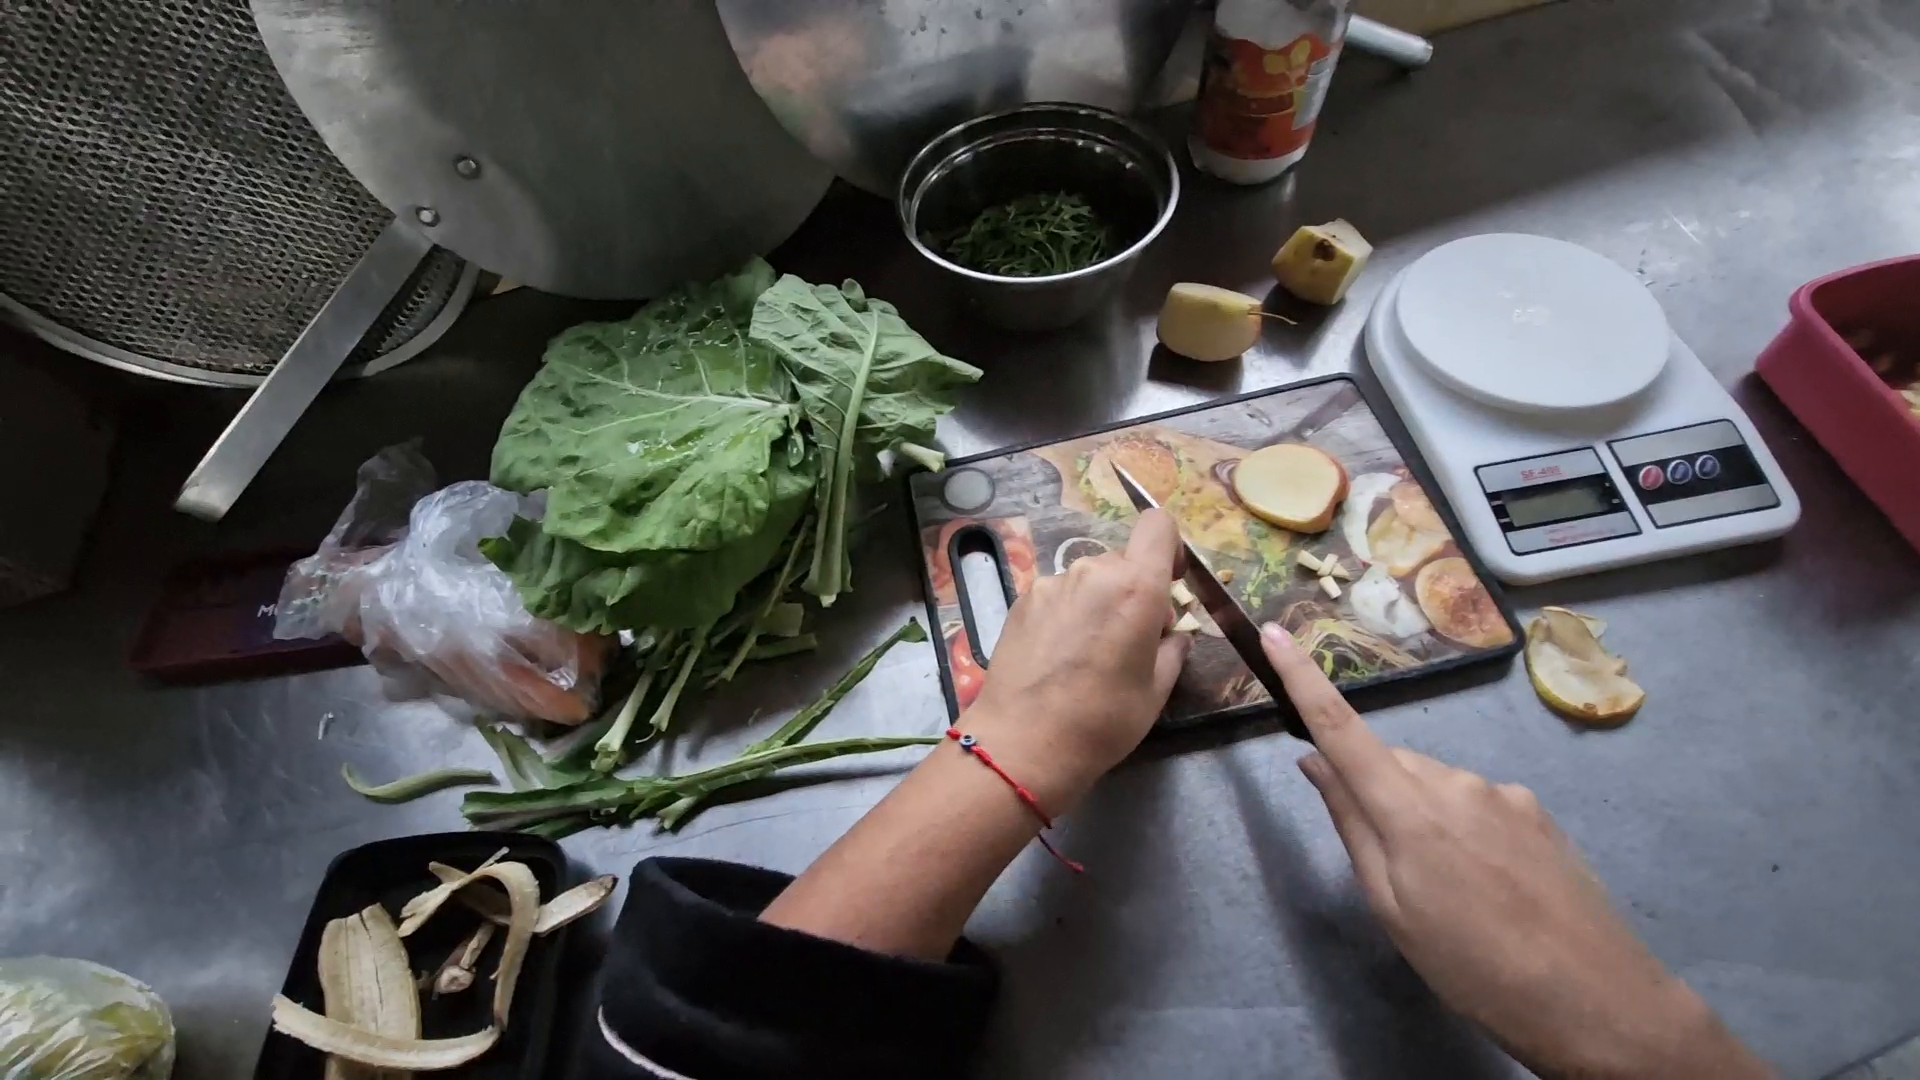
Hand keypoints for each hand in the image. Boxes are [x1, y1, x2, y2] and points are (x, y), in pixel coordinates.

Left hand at [960, 509, 1190, 812]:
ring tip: (1090, 651)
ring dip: (1098, 601)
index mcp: (1135, 586)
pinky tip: (1059, 653)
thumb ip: (1172, 645)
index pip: (1157, 525)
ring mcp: (1051, 582)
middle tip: (1132, 638)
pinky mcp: (1023, 599)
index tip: (1169, 583)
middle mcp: (1092, 571)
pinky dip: (1068, 611)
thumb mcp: (1157, 689)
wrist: (1024, 741)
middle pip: (1123, 560)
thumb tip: (1172, 630)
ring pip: (1089, 578)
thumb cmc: (1103, 720)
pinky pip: (1059, 593)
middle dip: (1134, 590)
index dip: (1169, 548)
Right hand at [1259, 624, 1771, 1079]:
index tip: (1274, 634)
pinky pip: (1471, 795)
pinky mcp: (1533, 806)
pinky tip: (1486, 875)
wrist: (1605, 1007)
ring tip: (1448, 881)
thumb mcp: (1391, 908)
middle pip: (1385, 759)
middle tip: (1390, 861)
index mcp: (1408, 811)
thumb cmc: (1474, 967)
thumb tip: (1314, 763)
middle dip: (1371, 787)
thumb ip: (1350, 825)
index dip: (1301, 678)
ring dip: (1418, 809)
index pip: (1339, 728)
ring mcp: (1499, 790)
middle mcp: (1453, 782)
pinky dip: (1459, 820)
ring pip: (1429, 778)